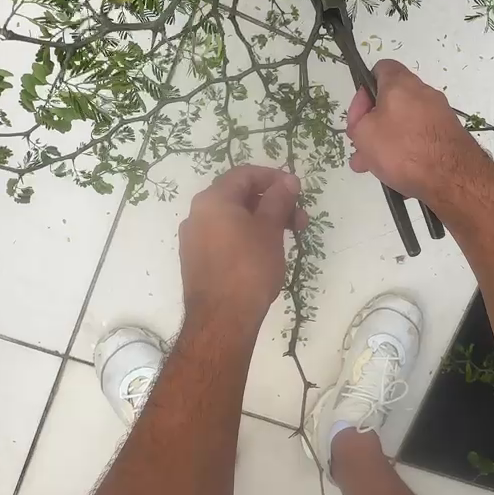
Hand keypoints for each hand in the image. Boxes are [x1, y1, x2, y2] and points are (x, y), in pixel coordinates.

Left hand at [179, 166, 307, 327]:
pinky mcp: (197, 260)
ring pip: (232, 218)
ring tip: (287, 239)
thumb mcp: (270, 230)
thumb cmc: (249, 268)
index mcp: (212, 200)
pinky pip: (224, 237)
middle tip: (299, 219)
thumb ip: (279, 200)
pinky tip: (265, 253)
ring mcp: (194, 239)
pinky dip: (246, 236)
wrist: (222, 320)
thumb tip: (288, 180)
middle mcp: (197, 214)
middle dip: (272, 202)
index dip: (273, 177)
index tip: (297, 191)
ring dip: (262, 221)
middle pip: (238, 196)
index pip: (244, 174)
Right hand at [345, 60, 493, 204]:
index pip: (380, 69)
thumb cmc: (403, 149)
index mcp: (400, 83)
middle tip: (363, 148)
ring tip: (376, 168)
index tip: (359, 115)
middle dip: (373, 125)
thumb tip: (365, 124)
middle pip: (391, 101)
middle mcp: (423, 93)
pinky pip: (420, 139)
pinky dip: (408, 152)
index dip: (364, 90)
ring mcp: (439, 115)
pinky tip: (398, 174)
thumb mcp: (363, 133)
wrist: (451, 177)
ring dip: (388, 143)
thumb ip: (358, 122)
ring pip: (404, 124)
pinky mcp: (448, 136)